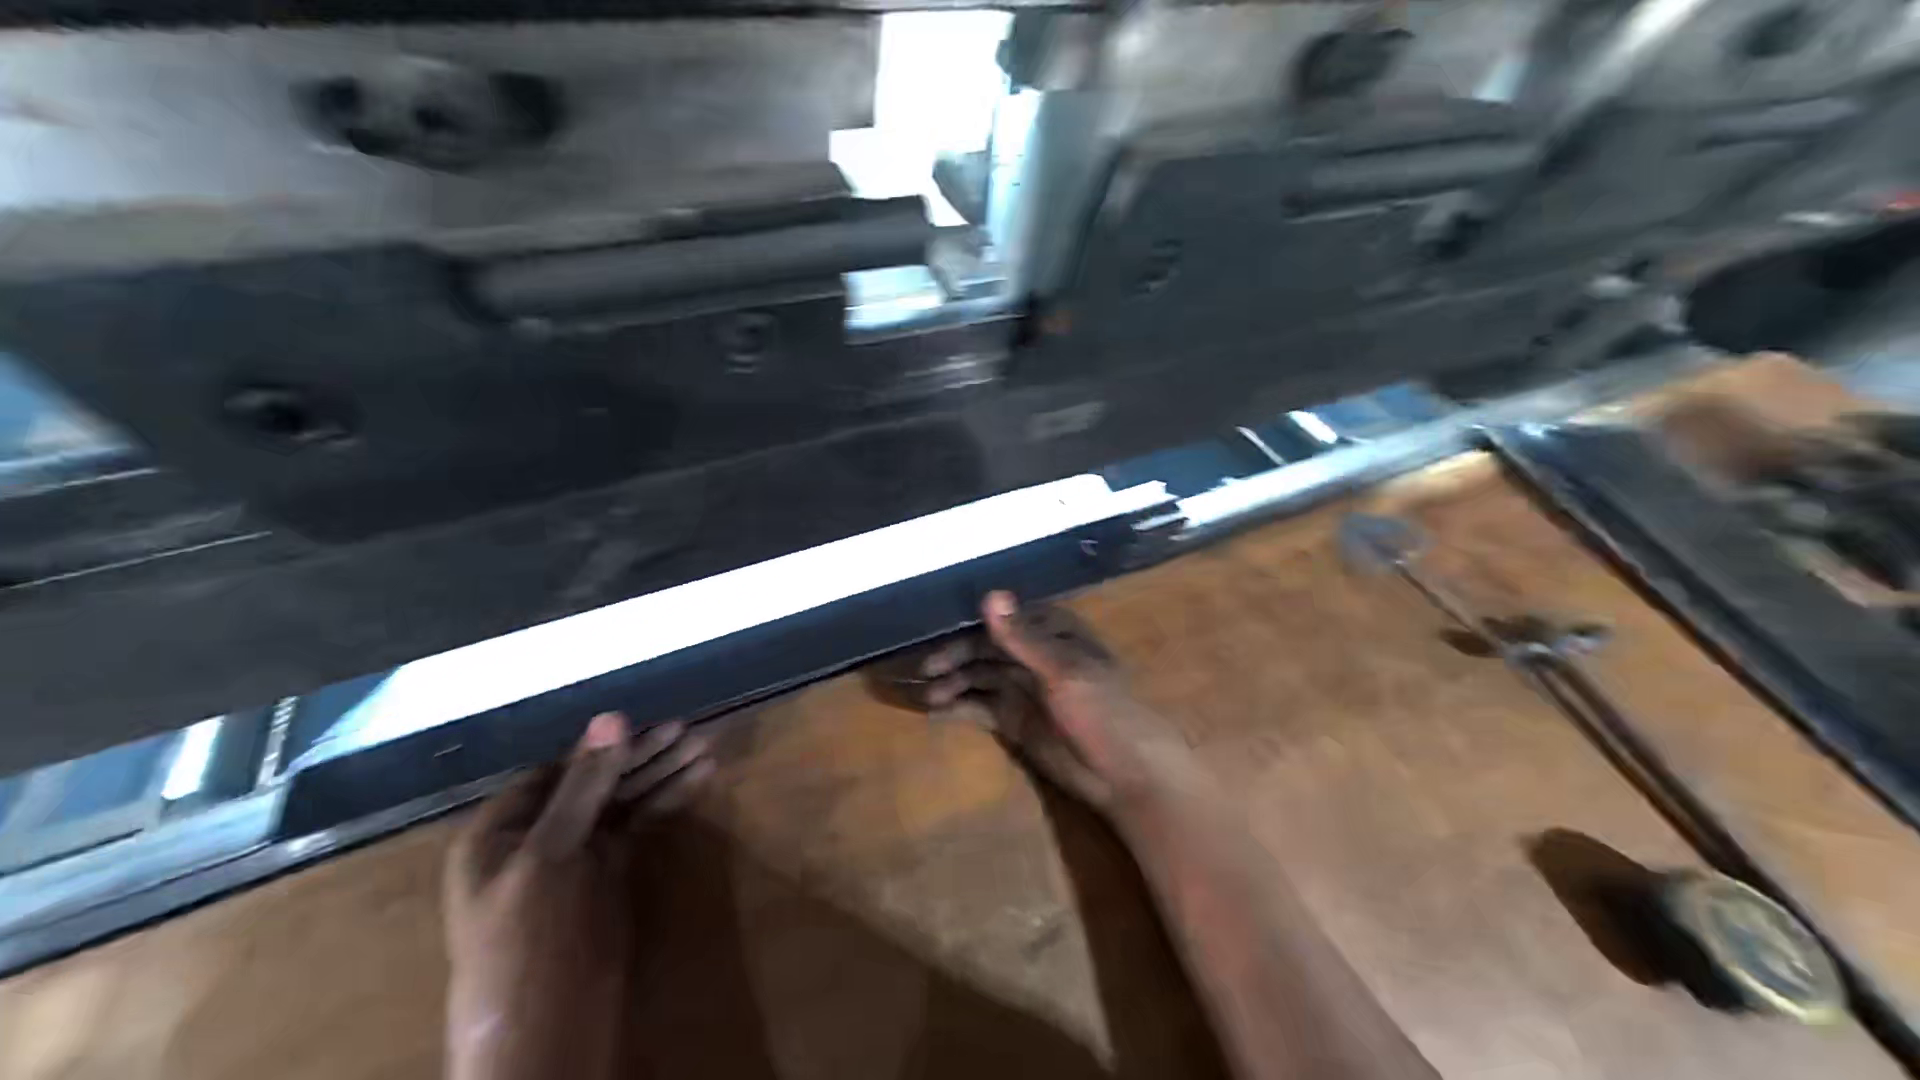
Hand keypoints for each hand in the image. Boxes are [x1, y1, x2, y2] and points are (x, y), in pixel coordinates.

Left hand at [442, 712, 713, 1079]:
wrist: (545, 1043)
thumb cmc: (526, 947)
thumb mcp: (549, 858)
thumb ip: (583, 787)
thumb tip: (613, 717)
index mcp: (500, 831)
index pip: (558, 770)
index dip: (604, 746)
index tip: (653, 725)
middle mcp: (538, 836)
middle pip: (597, 781)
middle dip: (644, 756)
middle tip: (692, 731)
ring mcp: (578, 856)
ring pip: (624, 799)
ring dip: (663, 773)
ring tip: (707, 748)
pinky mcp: (610, 874)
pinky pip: (640, 824)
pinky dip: (668, 801)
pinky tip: (699, 780)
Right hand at [917, 591, 1199, 816]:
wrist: (1126, 774)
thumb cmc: (1103, 711)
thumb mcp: (1063, 672)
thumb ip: (1022, 637)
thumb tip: (989, 594)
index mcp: (1051, 633)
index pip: (1003, 620)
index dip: (970, 625)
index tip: (937, 634)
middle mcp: (1033, 655)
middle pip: (985, 648)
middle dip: (956, 658)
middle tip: (927, 672)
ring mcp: (1022, 688)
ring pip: (979, 677)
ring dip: (954, 683)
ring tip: (930, 697)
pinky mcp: (1014, 720)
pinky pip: (980, 707)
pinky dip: (959, 707)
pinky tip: (936, 713)